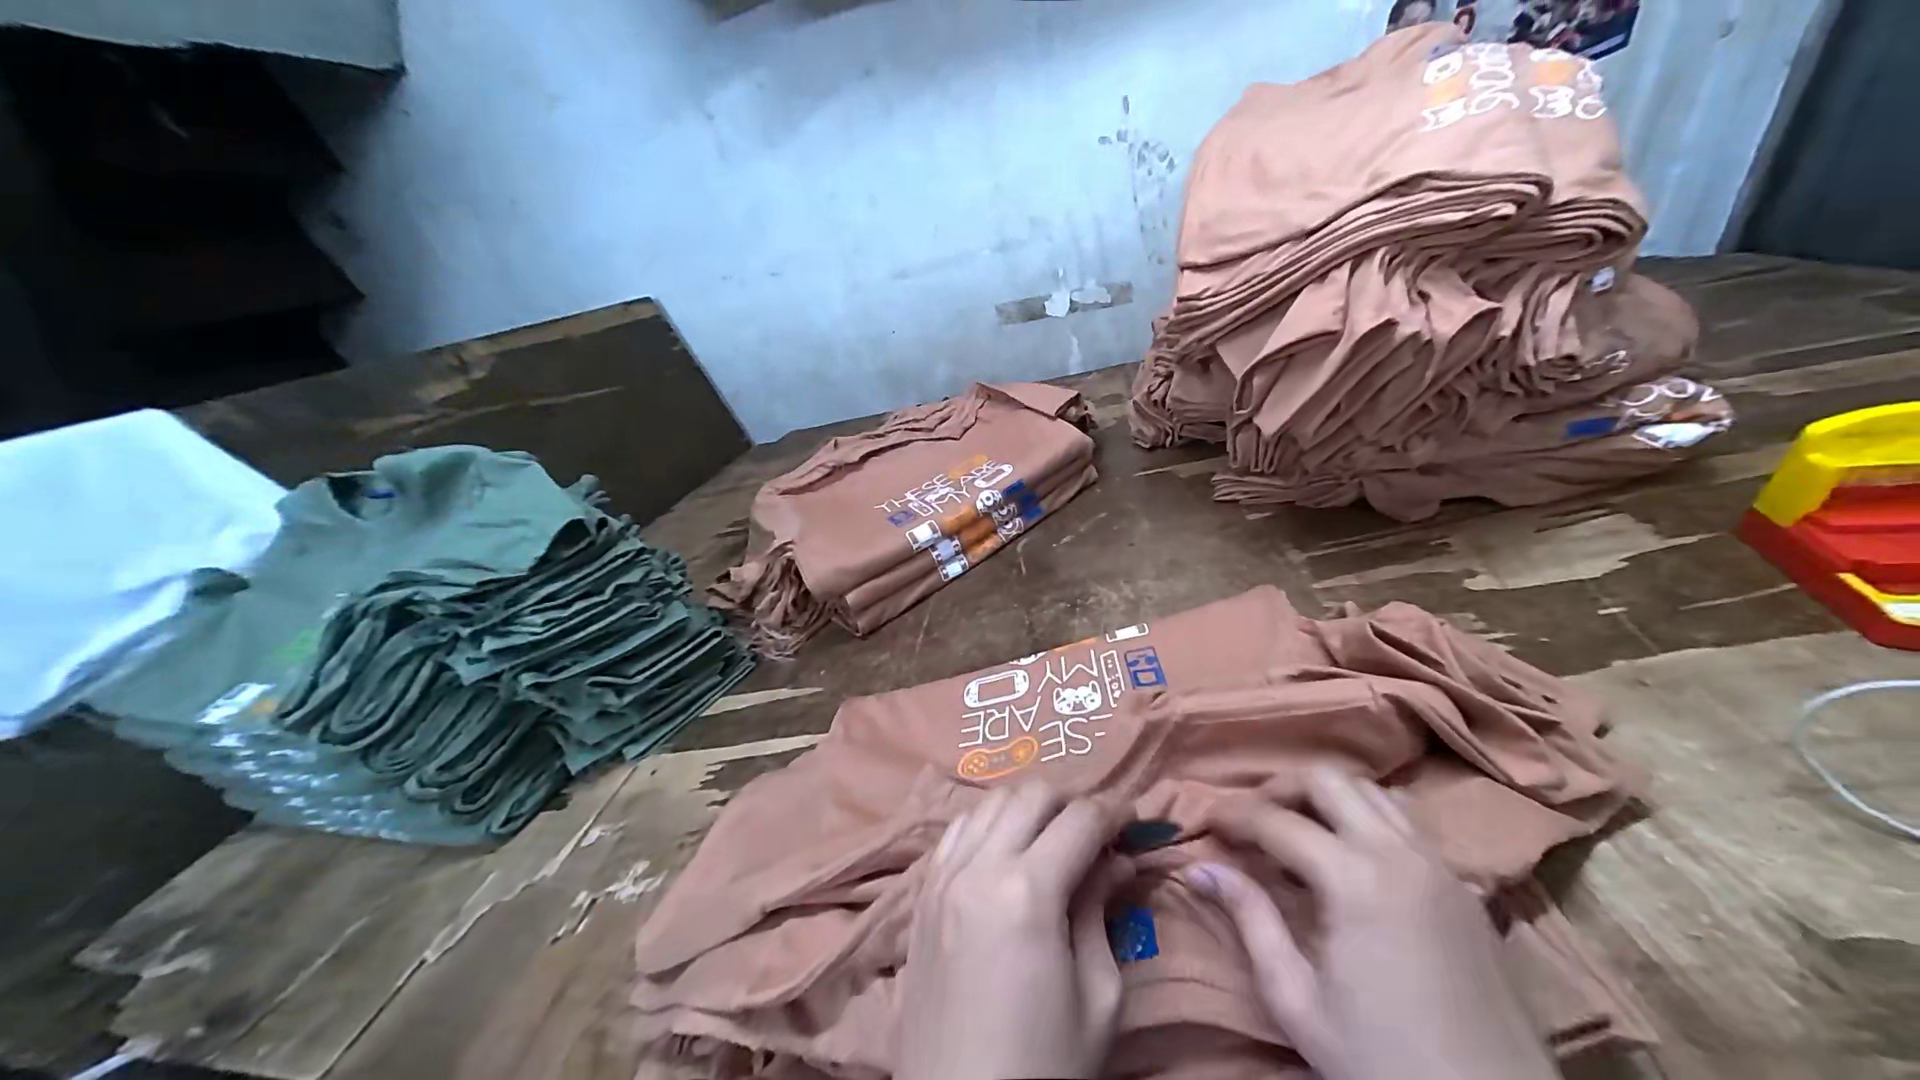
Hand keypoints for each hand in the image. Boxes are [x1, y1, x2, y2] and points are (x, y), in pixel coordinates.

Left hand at [898, 783, 1130, 1079]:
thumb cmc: (1044, 1064)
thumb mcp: (1097, 996)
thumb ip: (1101, 910)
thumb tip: (1119, 861)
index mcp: (1027, 892)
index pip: (1080, 819)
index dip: (1116, 811)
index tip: (1136, 819)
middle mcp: (978, 868)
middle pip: (1031, 795)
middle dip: (1072, 800)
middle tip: (1099, 830)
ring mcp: (941, 877)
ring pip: (989, 802)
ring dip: (1029, 806)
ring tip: (1056, 834)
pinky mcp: (920, 894)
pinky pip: (956, 831)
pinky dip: (988, 823)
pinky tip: (1006, 848)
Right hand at [1185, 769, 1558, 1079]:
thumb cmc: (1380, 1060)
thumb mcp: (1296, 998)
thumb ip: (1250, 919)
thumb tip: (1200, 868)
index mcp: (1354, 880)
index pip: (1275, 820)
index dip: (1232, 814)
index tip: (1206, 822)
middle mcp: (1399, 855)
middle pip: (1328, 780)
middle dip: (1279, 788)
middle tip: (1251, 818)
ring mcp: (1440, 866)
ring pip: (1372, 791)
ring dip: (1326, 797)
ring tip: (1297, 829)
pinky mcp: (1465, 887)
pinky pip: (1408, 822)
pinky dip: (1368, 816)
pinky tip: (1351, 854)